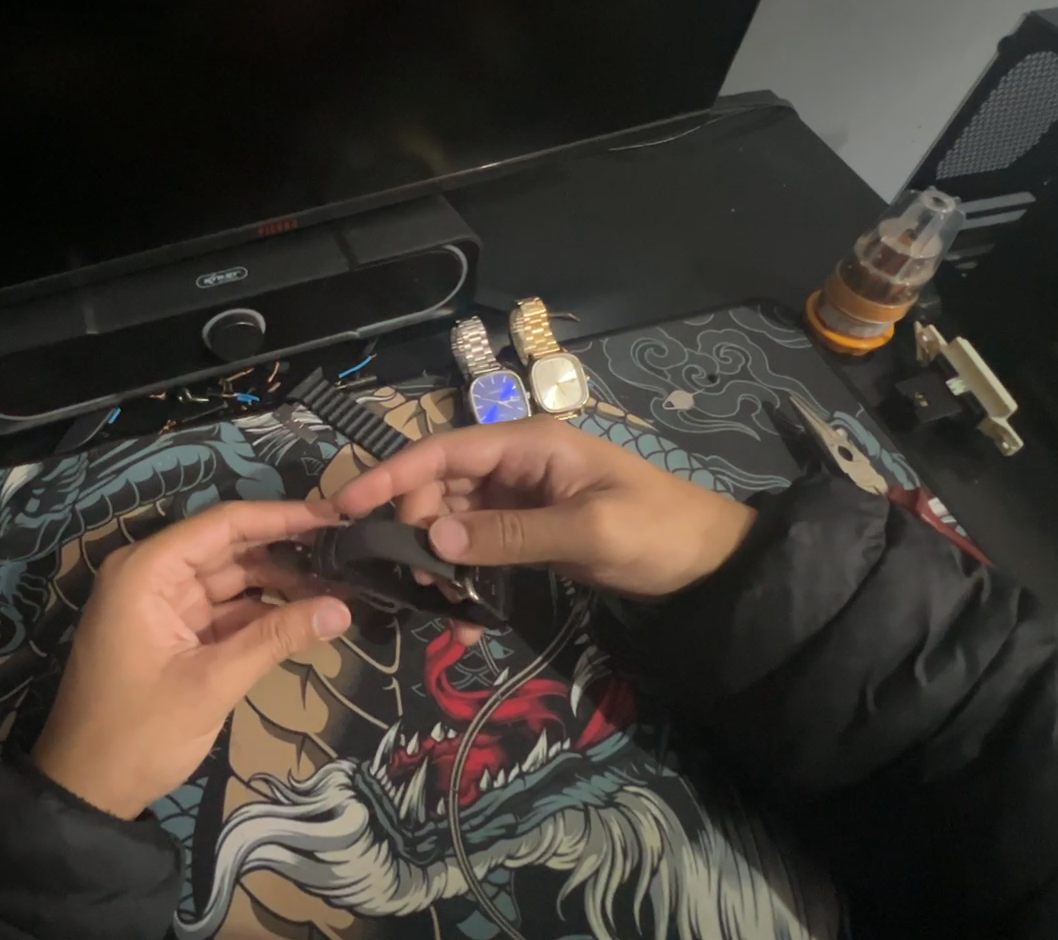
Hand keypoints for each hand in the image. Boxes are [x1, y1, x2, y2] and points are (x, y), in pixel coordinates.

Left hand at [32, 501, 352, 817]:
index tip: (333, 515)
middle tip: (345, 548)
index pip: (225, 525)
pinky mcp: (175, 629)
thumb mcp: (213, 682)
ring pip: (234, 576)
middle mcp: (155, 573)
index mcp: (149, 570)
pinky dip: (263, 609)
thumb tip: (343, 608)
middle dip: (287, 548)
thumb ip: (277, 638)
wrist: (85, 794)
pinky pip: (227, 607)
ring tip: (337, 579)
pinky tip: (306, 610)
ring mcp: (165, 602)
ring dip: (280, 580)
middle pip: (231, 546)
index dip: (282, 516)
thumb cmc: (139, 733)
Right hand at [331, 416, 755, 640]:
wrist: (708, 563)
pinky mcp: (523, 529)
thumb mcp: (590, 531)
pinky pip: (477, 547)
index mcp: (527, 443)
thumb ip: (511, 534)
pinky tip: (465, 614)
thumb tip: (432, 540)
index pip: (445, 450)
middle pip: (440, 486)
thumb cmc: (657, 530)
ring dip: (438, 559)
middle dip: (416, 527)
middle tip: (412, 577)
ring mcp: (517, 498)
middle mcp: (513, 464)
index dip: (393, 473)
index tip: (349, 504)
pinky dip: (464, 576)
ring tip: (442, 602)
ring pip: (452, 520)